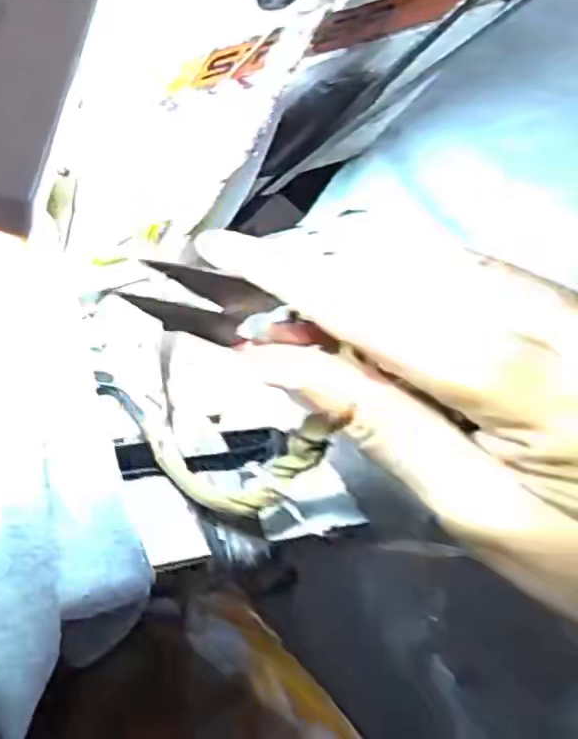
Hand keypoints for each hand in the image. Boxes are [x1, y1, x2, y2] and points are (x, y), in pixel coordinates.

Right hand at [196, 226, 577, 620]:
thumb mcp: (475, 510)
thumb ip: (372, 422)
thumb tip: (265, 358)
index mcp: (535, 393)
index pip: (379, 311)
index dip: (287, 274)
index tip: (216, 247)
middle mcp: (567, 335)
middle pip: (407, 266)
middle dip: (314, 273)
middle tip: (268, 321)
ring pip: (437, 258)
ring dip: (351, 273)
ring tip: (313, 323)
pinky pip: (472, 271)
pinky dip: (398, 278)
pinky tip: (373, 316)